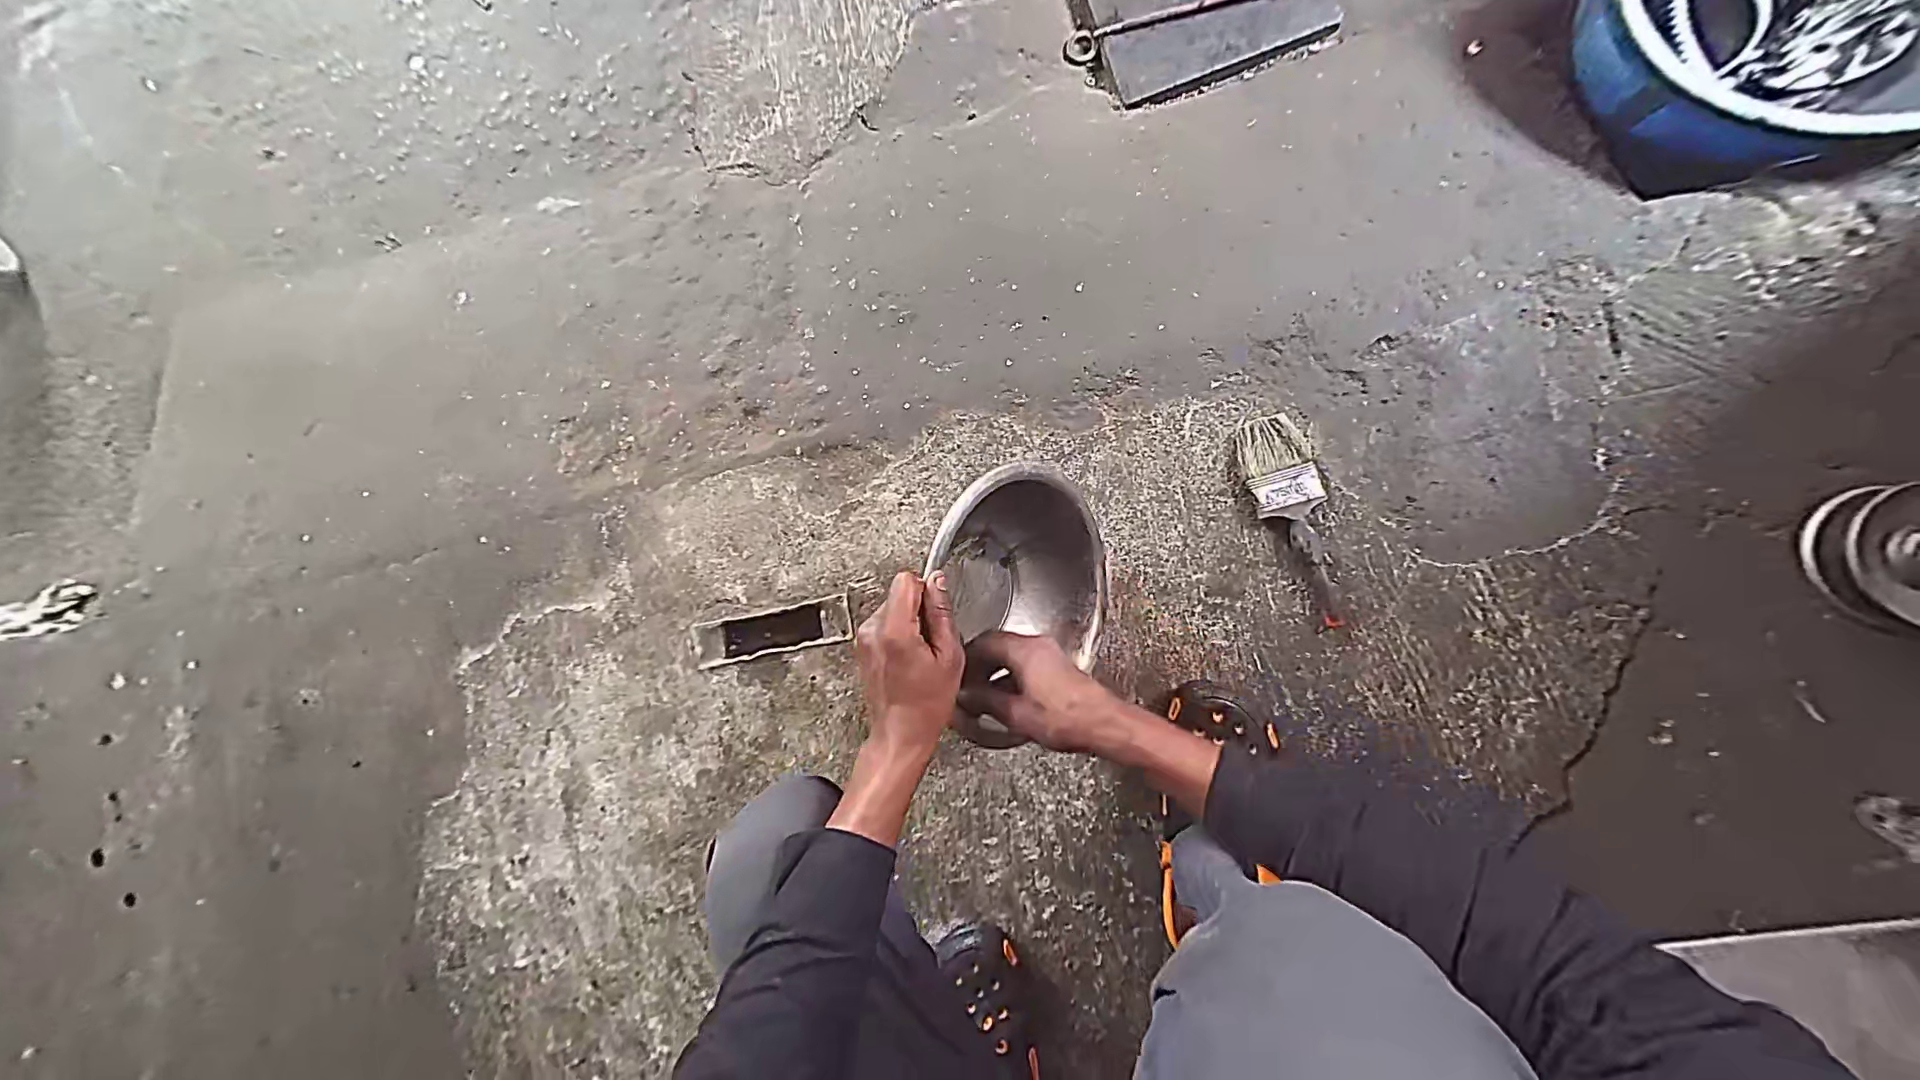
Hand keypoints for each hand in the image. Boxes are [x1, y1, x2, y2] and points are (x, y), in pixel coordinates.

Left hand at [828, 571, 962, 848]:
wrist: (900, 733)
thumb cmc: (926, 705)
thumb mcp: (949, 656)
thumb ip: (942, 613)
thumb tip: (938, 582)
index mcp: (895, 631)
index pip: (905, 580)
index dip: (926, 590)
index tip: (936, 612)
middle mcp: (873, 630)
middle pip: (899, 593)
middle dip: (919, 610)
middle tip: (932, 642)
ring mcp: (864, 639)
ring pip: (893, 607)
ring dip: (910, 622)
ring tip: (921, 654)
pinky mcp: (862, 646)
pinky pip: (885, 624)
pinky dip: (899, 634)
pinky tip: (909, 659)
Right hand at [957, 632, 1137, 754]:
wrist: (1104, 725)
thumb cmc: (1068, 718)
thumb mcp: (1016, 714)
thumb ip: (986, 702)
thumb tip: (968, 697)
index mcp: (1025, 650)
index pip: (984, 642)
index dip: (966, 658)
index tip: (957, 672)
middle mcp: (1038, 646)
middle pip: (998, 645)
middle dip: (979, 664)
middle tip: (967, 683)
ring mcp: (1049, 656)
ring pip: (1012, 655)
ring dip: (995, 671)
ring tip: (983, 694)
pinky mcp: (1058, 669)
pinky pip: (1026, 664)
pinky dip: (1011, 676)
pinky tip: (1006, 698)